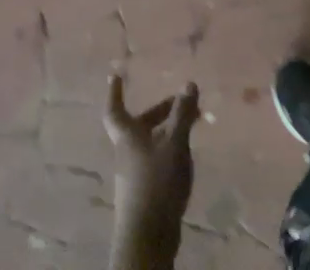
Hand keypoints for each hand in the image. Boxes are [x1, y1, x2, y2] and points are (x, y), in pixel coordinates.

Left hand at [104, 73, 199, 269]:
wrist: (147, 233)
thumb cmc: (157, 182)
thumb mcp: (174, 143)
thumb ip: (182, 115)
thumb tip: (188, 83)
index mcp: (128, 138)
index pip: (115, 110)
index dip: (115, 92)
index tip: (115, 75)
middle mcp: (127, 151)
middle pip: (140, 124)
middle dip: (161, 109)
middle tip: (184, 101)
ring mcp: (134, 170)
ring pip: (150, 140)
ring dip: (169, 127)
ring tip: (194, 123)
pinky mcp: (144, 186)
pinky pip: (156, 155)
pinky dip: (170, 145)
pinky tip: (187, 151)